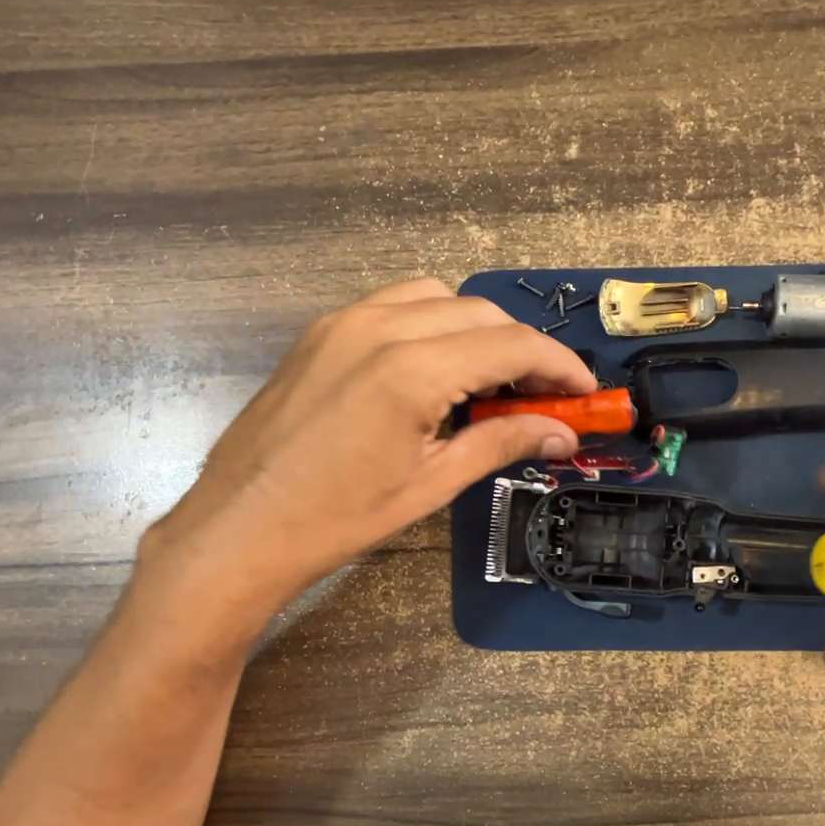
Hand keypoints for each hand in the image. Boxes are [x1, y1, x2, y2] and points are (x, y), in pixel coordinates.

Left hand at [133, 278, 594, 650]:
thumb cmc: (339, 519)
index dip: (559, 366)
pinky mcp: (321, 330)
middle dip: (522, 349)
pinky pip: (395, 304)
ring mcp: (344, 321)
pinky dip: (432, 324)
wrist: (240, 528)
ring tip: (489, 380)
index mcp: (413, 369)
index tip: (584, 393)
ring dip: (477, 330)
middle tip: (541, 396)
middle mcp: (380, 326)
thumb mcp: (431, 485)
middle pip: (481, 313)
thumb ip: (502, 443)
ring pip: (438, 297)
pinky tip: (434, 369)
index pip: (511, 344)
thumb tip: (563, 434)